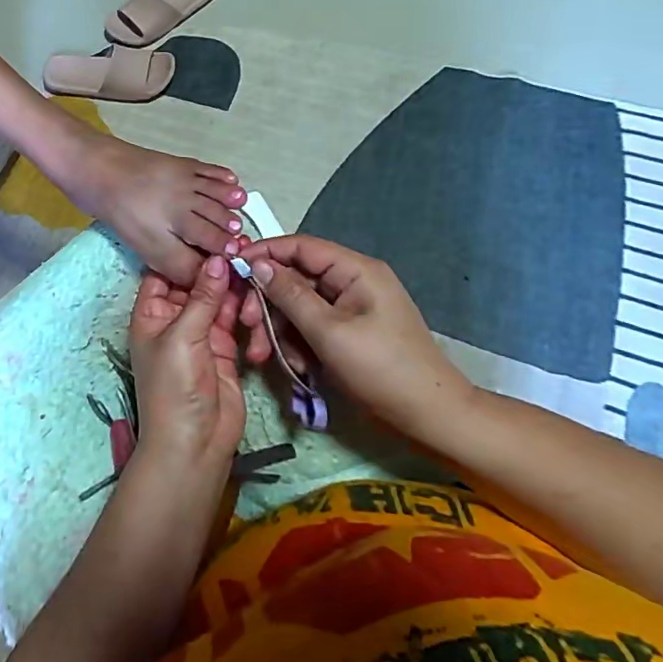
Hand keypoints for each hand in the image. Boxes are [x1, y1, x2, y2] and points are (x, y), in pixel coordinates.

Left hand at [128, 255, 246, 468]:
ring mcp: (200, 333)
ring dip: (234, 289)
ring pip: (218, 299)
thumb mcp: (182, 336)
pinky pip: (235, 319)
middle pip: (195, 283)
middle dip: (217, 269)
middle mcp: (174, 319)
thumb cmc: (174, 387)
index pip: (165, 272)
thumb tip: (218, 258)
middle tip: (244, 247)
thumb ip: (202, 297)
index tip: (213, 235)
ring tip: (254, 271)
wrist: (195, 443)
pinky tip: (257, 298)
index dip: (186, 253)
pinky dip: (245, 310)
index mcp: (150, 313)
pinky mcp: (225, 347)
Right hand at [238, 234, 475, 433]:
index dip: (265, 253)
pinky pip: (313, 326)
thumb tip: (257, 263)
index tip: (233, 269)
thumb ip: (290, 294)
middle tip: (249, 327)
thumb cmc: (381, 368)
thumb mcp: (328, 331)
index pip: (300, 246)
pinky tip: (298, 367)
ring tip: (271, 359)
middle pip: (296, 278)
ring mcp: (351, 306)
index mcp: (355, 270)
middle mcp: (352, 280)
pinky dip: (299, 343)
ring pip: (300, 306)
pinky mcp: (349, 330)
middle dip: (269, 303)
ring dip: (282, 330)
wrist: (429, 415)